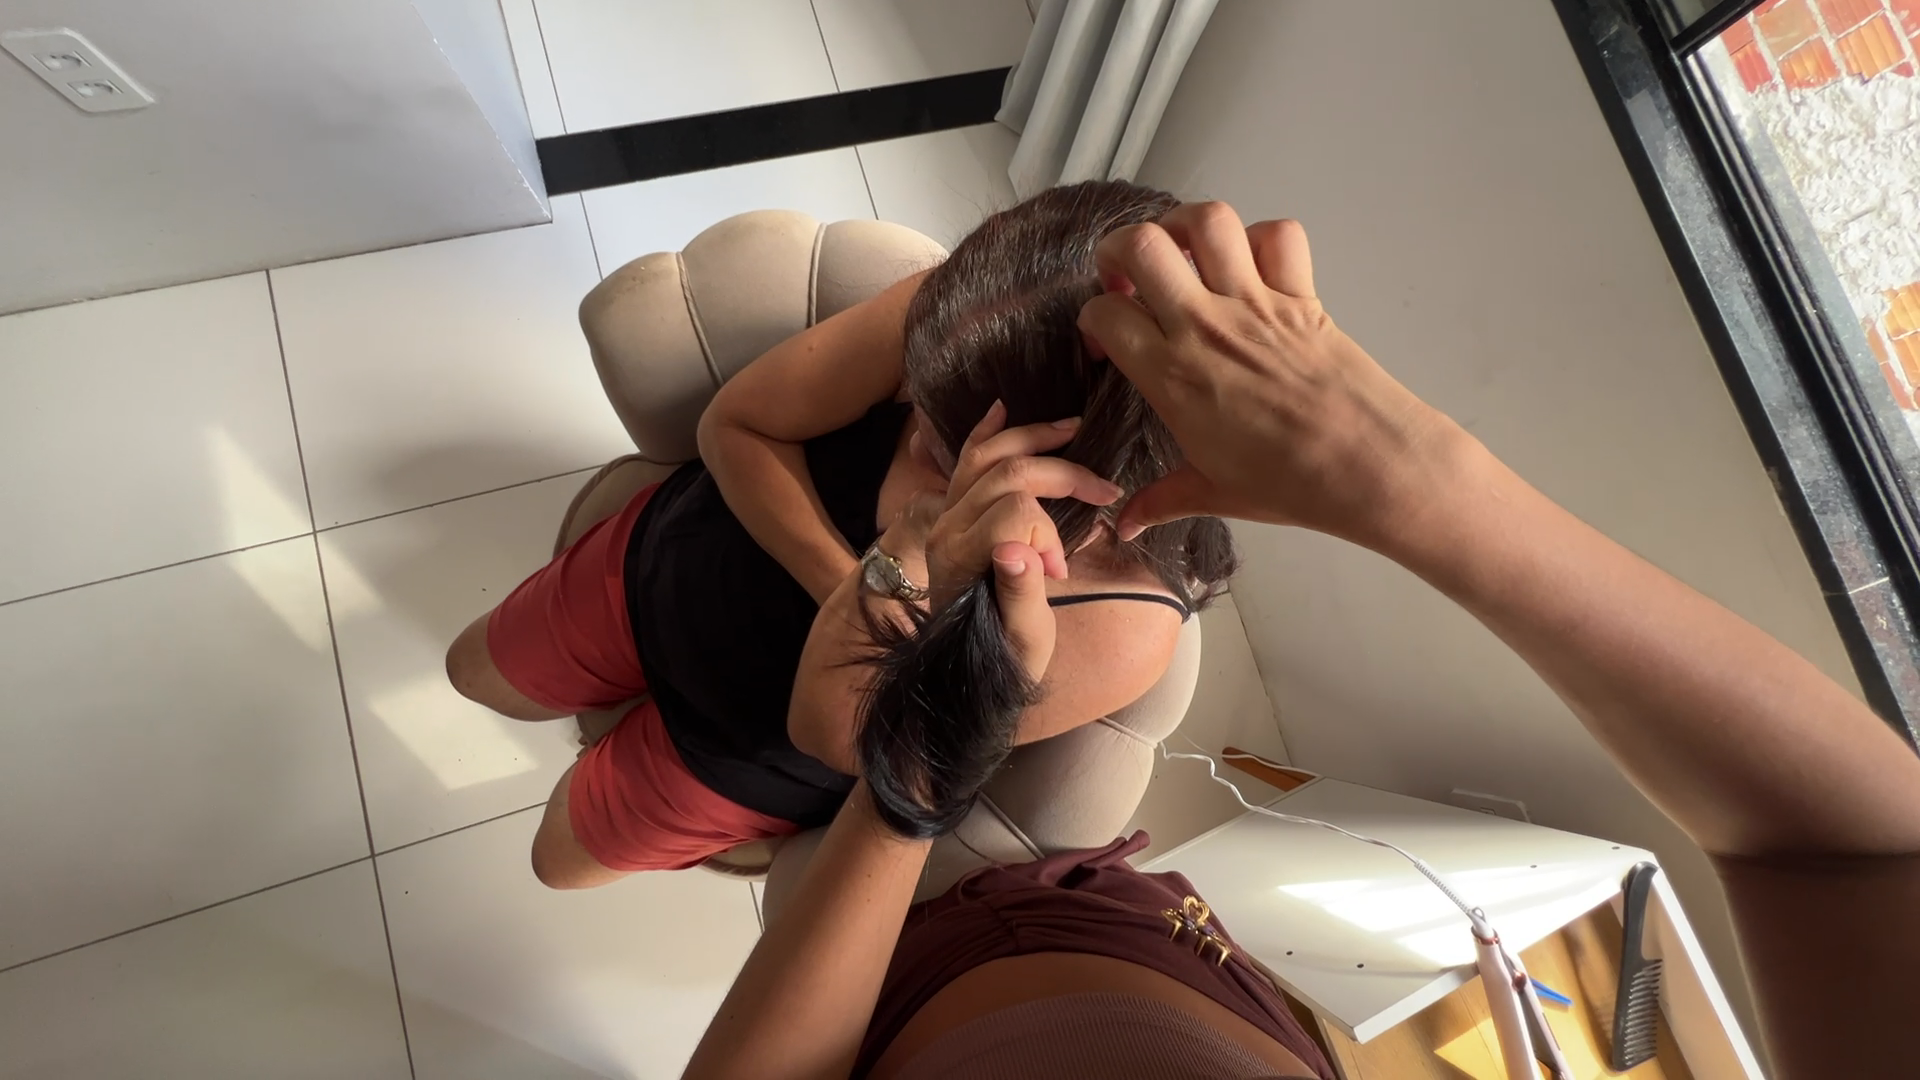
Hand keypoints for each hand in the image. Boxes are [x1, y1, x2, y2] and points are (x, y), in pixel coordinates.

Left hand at [919, 400, 1122, 679]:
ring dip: (1032, 438)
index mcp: (962, 559)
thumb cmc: (1002, 656)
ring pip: (986, 454)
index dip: (1049, 534)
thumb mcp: (1021, 641)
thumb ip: (1019, 594)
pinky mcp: (952, 510)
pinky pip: (965, 460)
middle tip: (1102, 494)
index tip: (1061, 569)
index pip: (1014, 514)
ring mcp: (945, 514)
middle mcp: (946, 527)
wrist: (965, 663)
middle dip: (1061, 476)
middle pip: (1006, 474)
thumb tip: (1019, 550)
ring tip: (1071, 429)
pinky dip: (985, 433)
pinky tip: (1002, 409)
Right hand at [1076, 203, 1470, 550]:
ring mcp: (1256, 302)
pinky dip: (1258, 240)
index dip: (1091, 319)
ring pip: (1208, 222)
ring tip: (1178, 255)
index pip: (1106, 314)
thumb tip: (1124, 528)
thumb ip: (1158, 501)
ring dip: (1181, 227)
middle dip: (1117, 249)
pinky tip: (1247, 269)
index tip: (1104, 341)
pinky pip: (1278, 236)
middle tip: (1124, 278)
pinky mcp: (1302, 294)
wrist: (1369, 466)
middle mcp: (1204, 325)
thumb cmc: (1283, 483)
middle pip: (1142, 246)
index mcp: (1170, 374)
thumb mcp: (1209, 492)